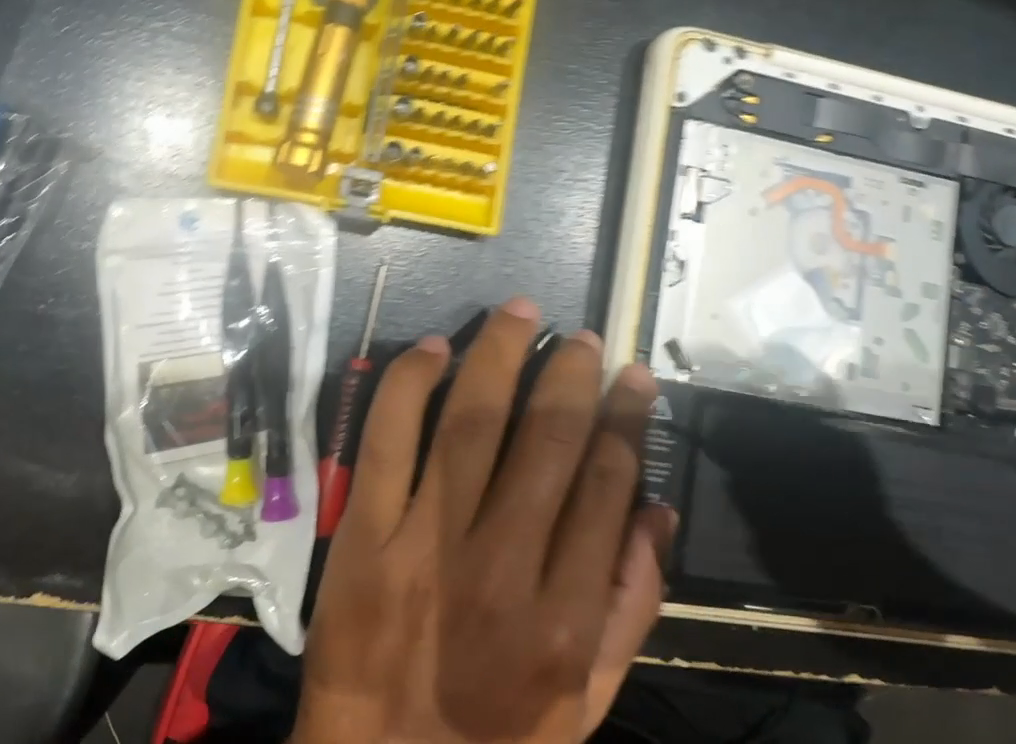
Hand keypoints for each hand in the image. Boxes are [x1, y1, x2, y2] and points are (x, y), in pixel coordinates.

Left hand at [294, 296, 673, 743]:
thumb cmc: (494, 740)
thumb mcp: (586, 702)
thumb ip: (629, 608)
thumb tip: (654, 510)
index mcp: (566, 615)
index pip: (607, 485)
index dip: (626, 419)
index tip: (632, 378)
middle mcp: (502, 568)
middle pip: (548, 440)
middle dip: (571, 375)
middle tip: (583, 338)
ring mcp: (424, 546)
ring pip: (472, 423)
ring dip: (500, 356)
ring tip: (520, 314)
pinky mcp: (361, 537)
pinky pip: (387, 440)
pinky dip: (410, 384)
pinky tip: (435, 350)